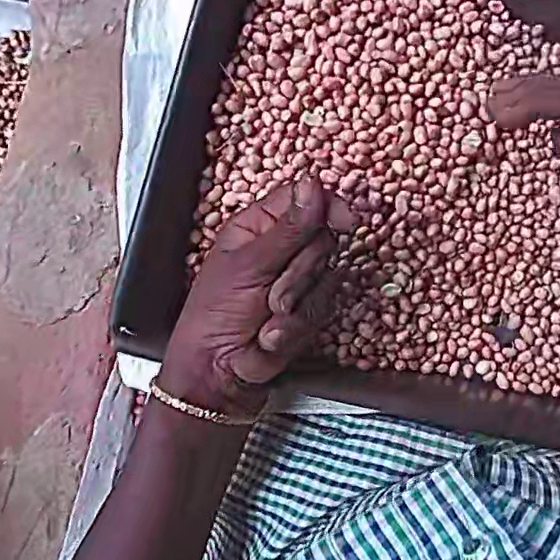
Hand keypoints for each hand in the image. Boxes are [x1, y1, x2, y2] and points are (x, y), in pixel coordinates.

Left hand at [159, 177, 355, 416]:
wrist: (217, 374)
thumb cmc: (215, 316)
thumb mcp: (249, 267)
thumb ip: (289, 229)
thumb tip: (313, 185)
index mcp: (258, 227)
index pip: (303, 200)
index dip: (327, 207)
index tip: (345, 222)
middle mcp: (282, 248)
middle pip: (322, 239)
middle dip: (300, 272)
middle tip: (272, 294)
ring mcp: (298, 279)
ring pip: (327, 275)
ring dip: (297, 302)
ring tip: (266, 317)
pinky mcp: (310, 308)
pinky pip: (325, 306)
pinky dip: (298, 324)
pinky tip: (272, 334)